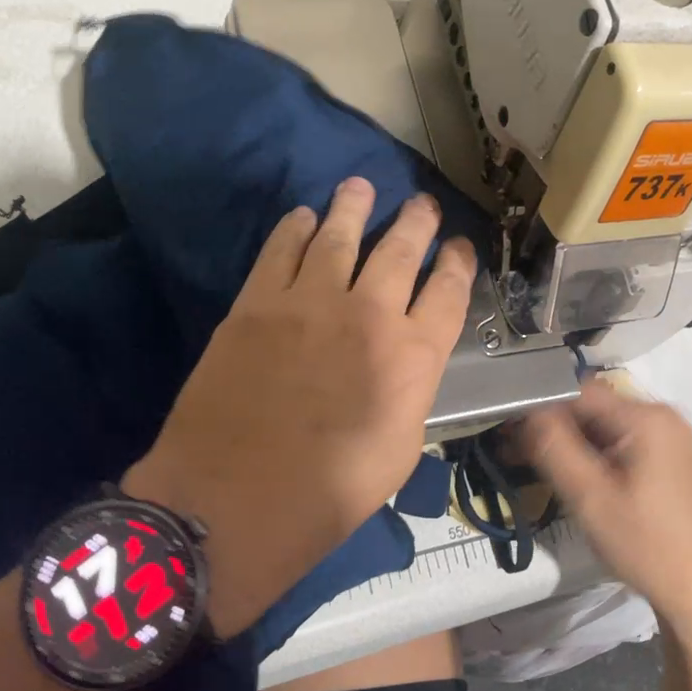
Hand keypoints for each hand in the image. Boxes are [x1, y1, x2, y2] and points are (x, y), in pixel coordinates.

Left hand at [124, 177, 476, 635]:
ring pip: (340, 235)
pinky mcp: (257, 302)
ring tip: (360, 187)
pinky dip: (295, 227)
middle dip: (417, 221)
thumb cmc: (326, 497)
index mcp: (414, 358)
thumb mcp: (397, 453)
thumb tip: (407, 367)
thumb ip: (410, 395)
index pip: (450, 292)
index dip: (459, 264)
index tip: (460, 247)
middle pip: (401, 249)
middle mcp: (370, 315)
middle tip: (421, 204)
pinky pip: (281, 249)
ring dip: (354, 206)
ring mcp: (310, 302)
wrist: (231, 503)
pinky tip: (302, 216)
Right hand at [522, 380, 691, 626]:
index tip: (505, 428)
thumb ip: (553, 447)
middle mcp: (661, 416)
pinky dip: (589, 453)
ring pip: (601, 426)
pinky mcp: (665, 458)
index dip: (537, 405)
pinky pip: (617, 442)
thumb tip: (525, 413)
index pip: (576, 392)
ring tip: (528, 461)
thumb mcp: (589, 497)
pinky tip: (564, 473)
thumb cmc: (646, 547)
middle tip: (510, 450)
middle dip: (549, 426)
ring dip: (566, 441)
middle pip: (590, 407)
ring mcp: (667, 437)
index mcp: (647, 417)